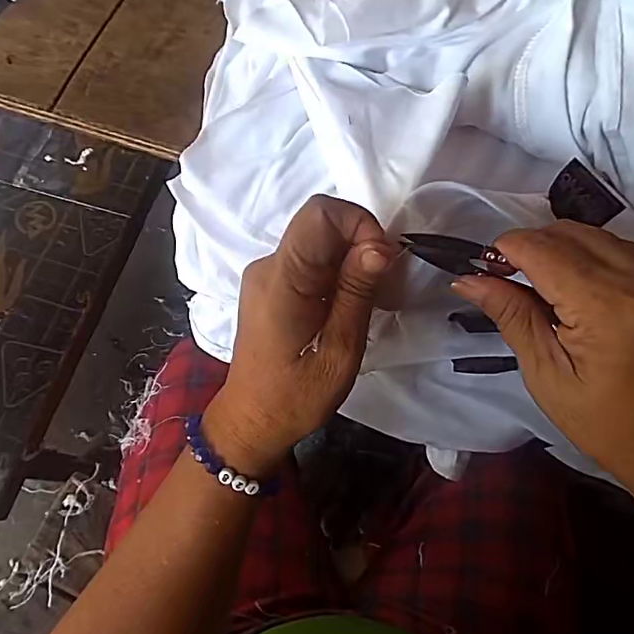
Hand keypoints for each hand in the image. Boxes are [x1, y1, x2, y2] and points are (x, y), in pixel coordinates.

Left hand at [204, 196, 393, 476]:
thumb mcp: (339, 352)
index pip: (320, 214)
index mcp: (282, 280)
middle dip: (361, 244)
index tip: (382, 263)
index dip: (359, 224)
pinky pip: (309, 259)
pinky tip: (347, 306)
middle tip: (382, 287)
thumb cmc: (295, 397)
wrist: (251, 419)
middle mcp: (267, 266)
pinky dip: (336, 272)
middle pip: (321, 223)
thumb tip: (380, 246)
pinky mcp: (270, 284)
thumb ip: (356, 293)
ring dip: (351, 260)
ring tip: (367, 302)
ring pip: (318, 241)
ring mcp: (265, 273)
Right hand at [452, 221, 633, 508]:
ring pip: (606, 239)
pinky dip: (614, 268)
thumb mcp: (548, 376)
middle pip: (572, 233)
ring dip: (574, 257)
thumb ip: (512, 316)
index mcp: (609, 308)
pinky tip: (611, 306)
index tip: (491, 269)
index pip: (541, 248)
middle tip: (521, 284)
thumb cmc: (612, 426)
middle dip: (536, 250)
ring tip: (568, 301)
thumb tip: (470, 279)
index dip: (506, 251)